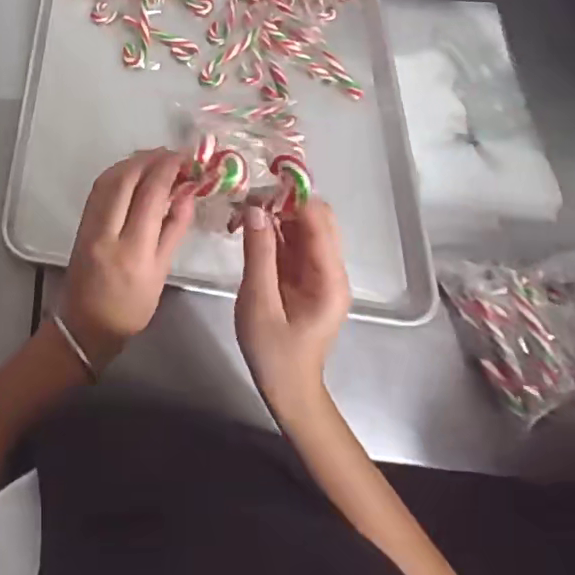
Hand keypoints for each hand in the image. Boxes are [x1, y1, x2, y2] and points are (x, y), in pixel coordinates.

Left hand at [64, 149, 194, 363]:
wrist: (84, 325)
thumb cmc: (130, 308)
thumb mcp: (161, 273)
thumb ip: (173, 230)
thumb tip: (188, 193)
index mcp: (132, 250)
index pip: (150, 195)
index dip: (168, 170)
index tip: (185, 158)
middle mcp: (106, 232)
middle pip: (125, 180)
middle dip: (149, 160)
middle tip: (171, 154)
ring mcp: (89, 226)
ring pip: (107, 180)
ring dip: (131, 163)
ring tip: (155, 159)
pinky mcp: (80, 224)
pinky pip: (98, 190)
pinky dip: (116, 174)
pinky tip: (132, 172)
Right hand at [236, 200, 351, 423]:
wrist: (288, 389)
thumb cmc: (273, 352)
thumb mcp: (259, 303)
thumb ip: (258, 255)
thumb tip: (256, 209)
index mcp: (329, 278)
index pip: (318, 220)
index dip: (292, 197)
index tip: (258, 185)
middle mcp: (331, 270)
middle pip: (316, 219)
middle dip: (283, 202)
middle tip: (246, 199)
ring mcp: (319, 274)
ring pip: (303, 229)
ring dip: (276, 215)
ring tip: (243, 210)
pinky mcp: (305, 278)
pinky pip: (293, 244)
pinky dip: (273, 231)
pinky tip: (250, 228)